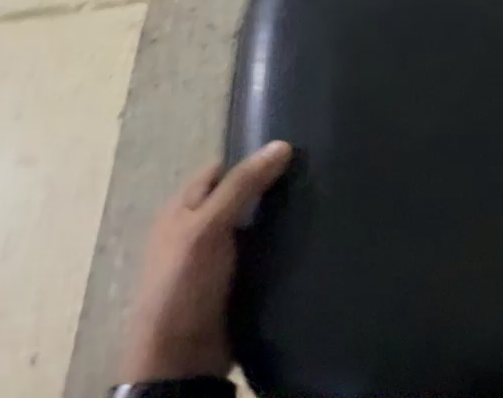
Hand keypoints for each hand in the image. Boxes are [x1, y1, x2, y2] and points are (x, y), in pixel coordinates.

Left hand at [120, 141, 293, 382]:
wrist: (181, 358)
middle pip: (241, 194)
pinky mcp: (236, 279)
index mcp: (181, 210)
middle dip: (272, 186)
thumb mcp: (208, 228)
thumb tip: (283, 145)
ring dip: (281, 216)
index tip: (295, 151)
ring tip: (321, 202)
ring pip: (256, 223)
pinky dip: (282, 243)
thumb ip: (242, 186)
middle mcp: (197, 228)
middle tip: (314, 176)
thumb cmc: (184, 285)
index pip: (222, 168)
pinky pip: (264, 250)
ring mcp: (217, 256)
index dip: (253, 157)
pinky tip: (309, 236)